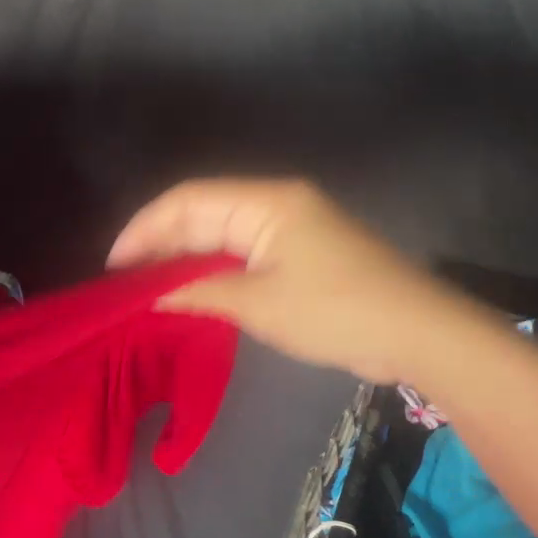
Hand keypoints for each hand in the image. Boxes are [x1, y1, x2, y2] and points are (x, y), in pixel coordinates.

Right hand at [109, 178, 493, 382]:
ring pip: (215, 233)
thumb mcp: (257, 305)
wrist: (424, 336)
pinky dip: (205, 267)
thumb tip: (148, 296)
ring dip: (178, 257)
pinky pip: (237, 251)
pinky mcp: (298, 252)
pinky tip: (184, 291)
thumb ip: (196, 292)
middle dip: (156, 243)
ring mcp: (289, 227)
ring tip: (143, 288)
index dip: (143, 228)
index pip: (187, 201)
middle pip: (199, 213)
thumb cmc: (337, 312)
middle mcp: (276, 204)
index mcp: (267, 203)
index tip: (113, 266)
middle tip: (121, 283)